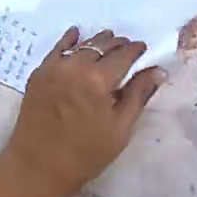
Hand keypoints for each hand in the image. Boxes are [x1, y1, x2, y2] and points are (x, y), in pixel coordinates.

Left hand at [0, 28, 162, 196]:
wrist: (38, 162)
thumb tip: (158, 71)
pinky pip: (55, 50)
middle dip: (116, 44)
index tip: (143, 47)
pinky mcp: (38, 73)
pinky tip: (75, 34)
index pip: (122, 56)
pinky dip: (67, 40)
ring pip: (79, 46)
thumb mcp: (120, 128)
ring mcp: (53, 68)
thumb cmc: (86, 152)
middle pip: (100, 47)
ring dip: (95, 41)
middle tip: (127, 44)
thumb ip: (138, 95)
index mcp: (98, 80)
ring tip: (107, 38)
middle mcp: (74, 67)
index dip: (134, 50)